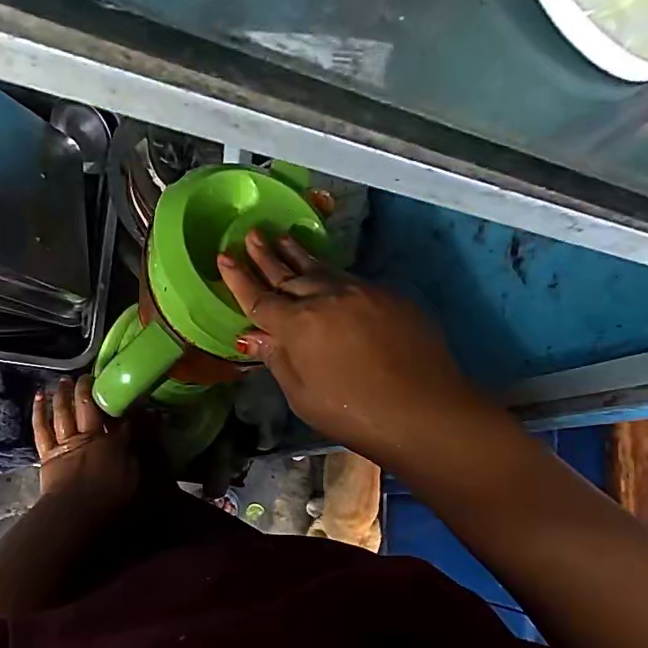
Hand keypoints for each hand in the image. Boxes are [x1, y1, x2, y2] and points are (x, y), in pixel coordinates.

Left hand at [32, 375, 138, 512]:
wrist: (74, 513)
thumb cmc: (110, 499)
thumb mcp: (135, 474)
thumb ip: (140, 446)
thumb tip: (150, 421)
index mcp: (112, 440)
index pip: (119, 415)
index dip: (122, 400)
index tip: (125, 388)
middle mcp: (88, 435)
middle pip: (87, 405)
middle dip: (87, 388)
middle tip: (87, 375)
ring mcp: (65, 443)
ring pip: (63, 412)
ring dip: (63, 394)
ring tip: (63, 381)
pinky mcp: (47, 453)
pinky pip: (42, 428)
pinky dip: (39, 411)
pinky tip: (39, 397)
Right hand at [216, 229, 486, 458]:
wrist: (423, 410)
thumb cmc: (354, 414)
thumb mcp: (303, 397)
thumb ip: (278, 360)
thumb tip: (256, 335)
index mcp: (298, 326)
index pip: (259, 298)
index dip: (239, 278)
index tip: (224, 256)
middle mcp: (326, 299)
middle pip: (288, 273)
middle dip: (266, 254)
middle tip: (252, 233)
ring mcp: (361, 293)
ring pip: (321, 268)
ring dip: (298, 254)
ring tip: (282, 237)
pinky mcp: (389, 296)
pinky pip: (351, 280)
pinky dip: (332, 274)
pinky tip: (328, 274)